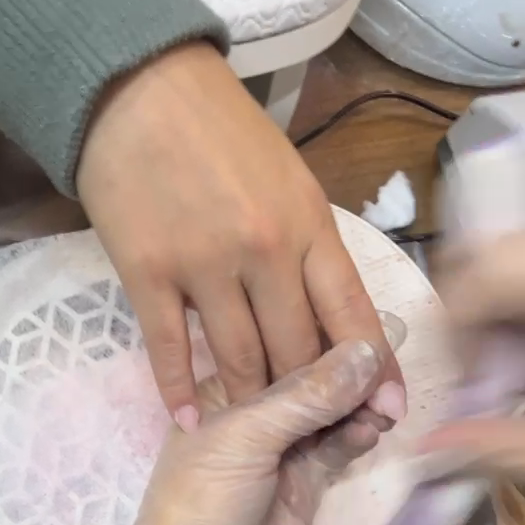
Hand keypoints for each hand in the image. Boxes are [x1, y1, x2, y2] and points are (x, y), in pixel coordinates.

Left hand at [48, 340, 385, 524]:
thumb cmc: (203, 498)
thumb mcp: (247, 436)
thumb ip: (306, 395)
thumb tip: (367, 348)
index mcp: (226, 387)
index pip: (281, 343)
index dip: (327, 337)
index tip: (373, 330)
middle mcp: (255, 411)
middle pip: (315, 378)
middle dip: (353, 375)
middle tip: (388, 380)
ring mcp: (282, 447)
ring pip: (332, 411)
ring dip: (359, 406)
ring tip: (383, 409)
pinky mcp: (305, 480)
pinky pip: (338, 445)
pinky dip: (356, 435)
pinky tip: (372, 430)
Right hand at [76, 43, 405, 431]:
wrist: (136, 90)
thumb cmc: (219, 128)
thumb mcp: (288, 177)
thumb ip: (308, 243)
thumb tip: (322, 310)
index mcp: (309, 223)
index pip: (352, 313)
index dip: (374, 371)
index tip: (388, 412)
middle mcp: (265, 251)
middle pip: (297, 349)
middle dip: (310, 399)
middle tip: (313, 434)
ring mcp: (204, 266)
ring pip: (239, 358)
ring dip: (249, 401)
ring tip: (252, 429)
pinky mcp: (148, 275)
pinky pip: (169, 348)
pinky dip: (179, 391)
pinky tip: (187, 421)